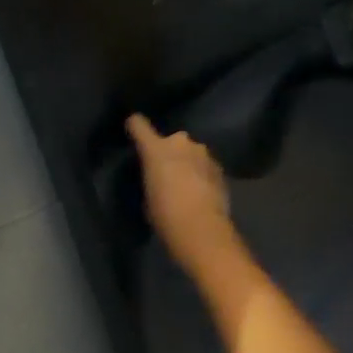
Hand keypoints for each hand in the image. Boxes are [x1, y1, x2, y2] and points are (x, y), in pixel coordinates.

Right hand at [127, 114, 235, 266]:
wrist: (201, 228)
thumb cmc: (164, 213)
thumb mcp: (147, 193)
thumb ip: (150, 176)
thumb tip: (158, 176)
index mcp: (155, 148)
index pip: (138, 124)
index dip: (134, 125)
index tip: (132, 127)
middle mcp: (180, 143)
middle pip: (171, 140)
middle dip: (169, 151)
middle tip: (166, 170)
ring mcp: (203, 154)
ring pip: (191, 152)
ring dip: (187, 161)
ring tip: (185, 182)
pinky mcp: (220, 168)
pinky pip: (205, 165)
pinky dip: (201, 173)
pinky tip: (200, 190)